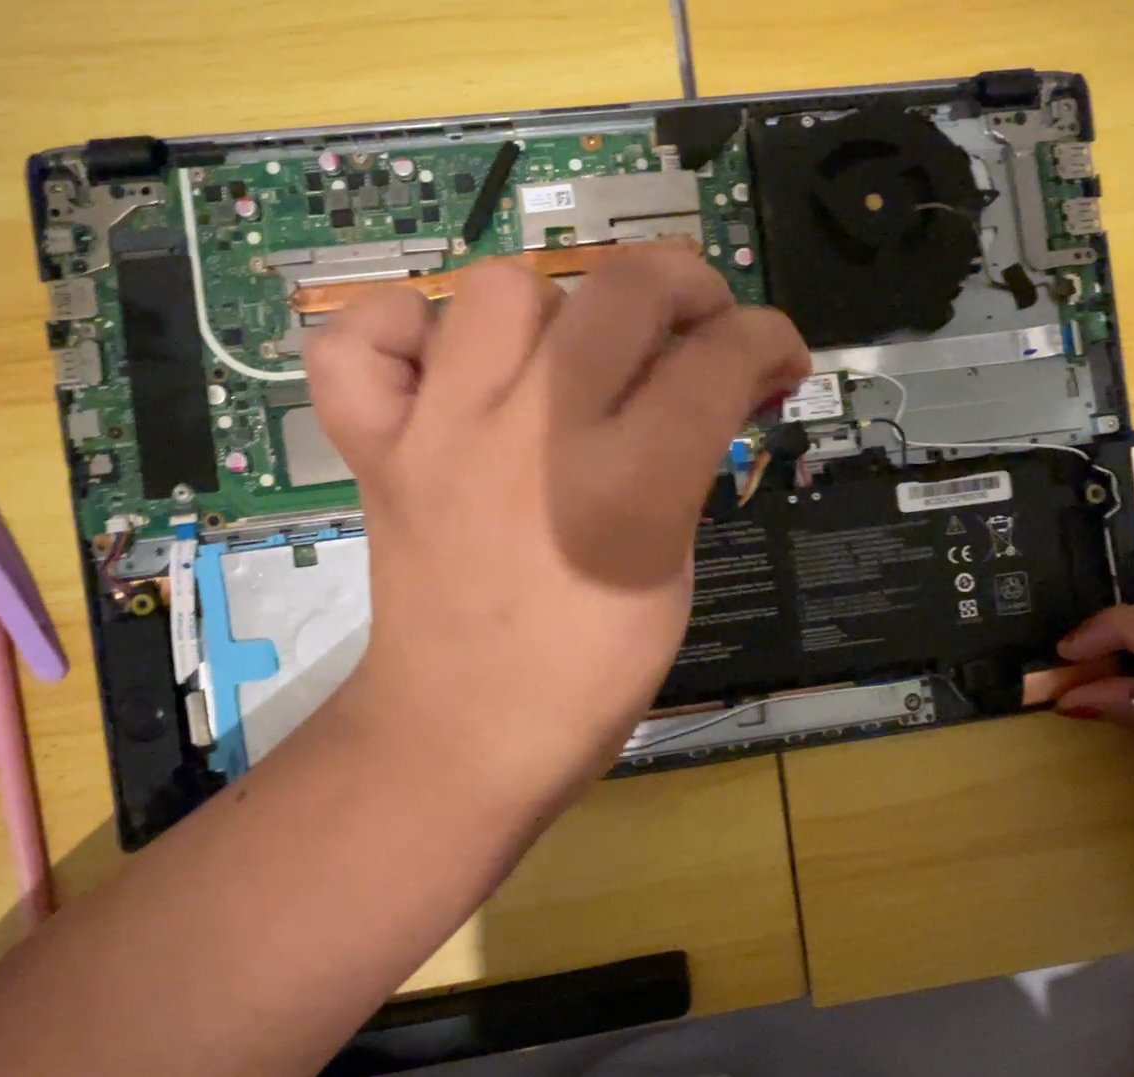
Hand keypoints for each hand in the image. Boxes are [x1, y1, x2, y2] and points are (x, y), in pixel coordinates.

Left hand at [304, 248, 809, 800]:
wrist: (463, 734)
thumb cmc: (590, 673)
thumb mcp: (672, 567)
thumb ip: (690, 463)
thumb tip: (713, 384)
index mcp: (629, 486)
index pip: (719, 358)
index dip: (768, 338)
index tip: (774, 355)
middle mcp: (533, 438)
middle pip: (624, 288)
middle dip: (688, 284)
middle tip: (696, 327)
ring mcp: (440, 436)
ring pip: (500, 287)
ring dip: (555, 306)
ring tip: (568, 357)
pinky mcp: (376, 451)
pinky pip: (359, 343)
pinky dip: (398, 333)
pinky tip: (442, 367)